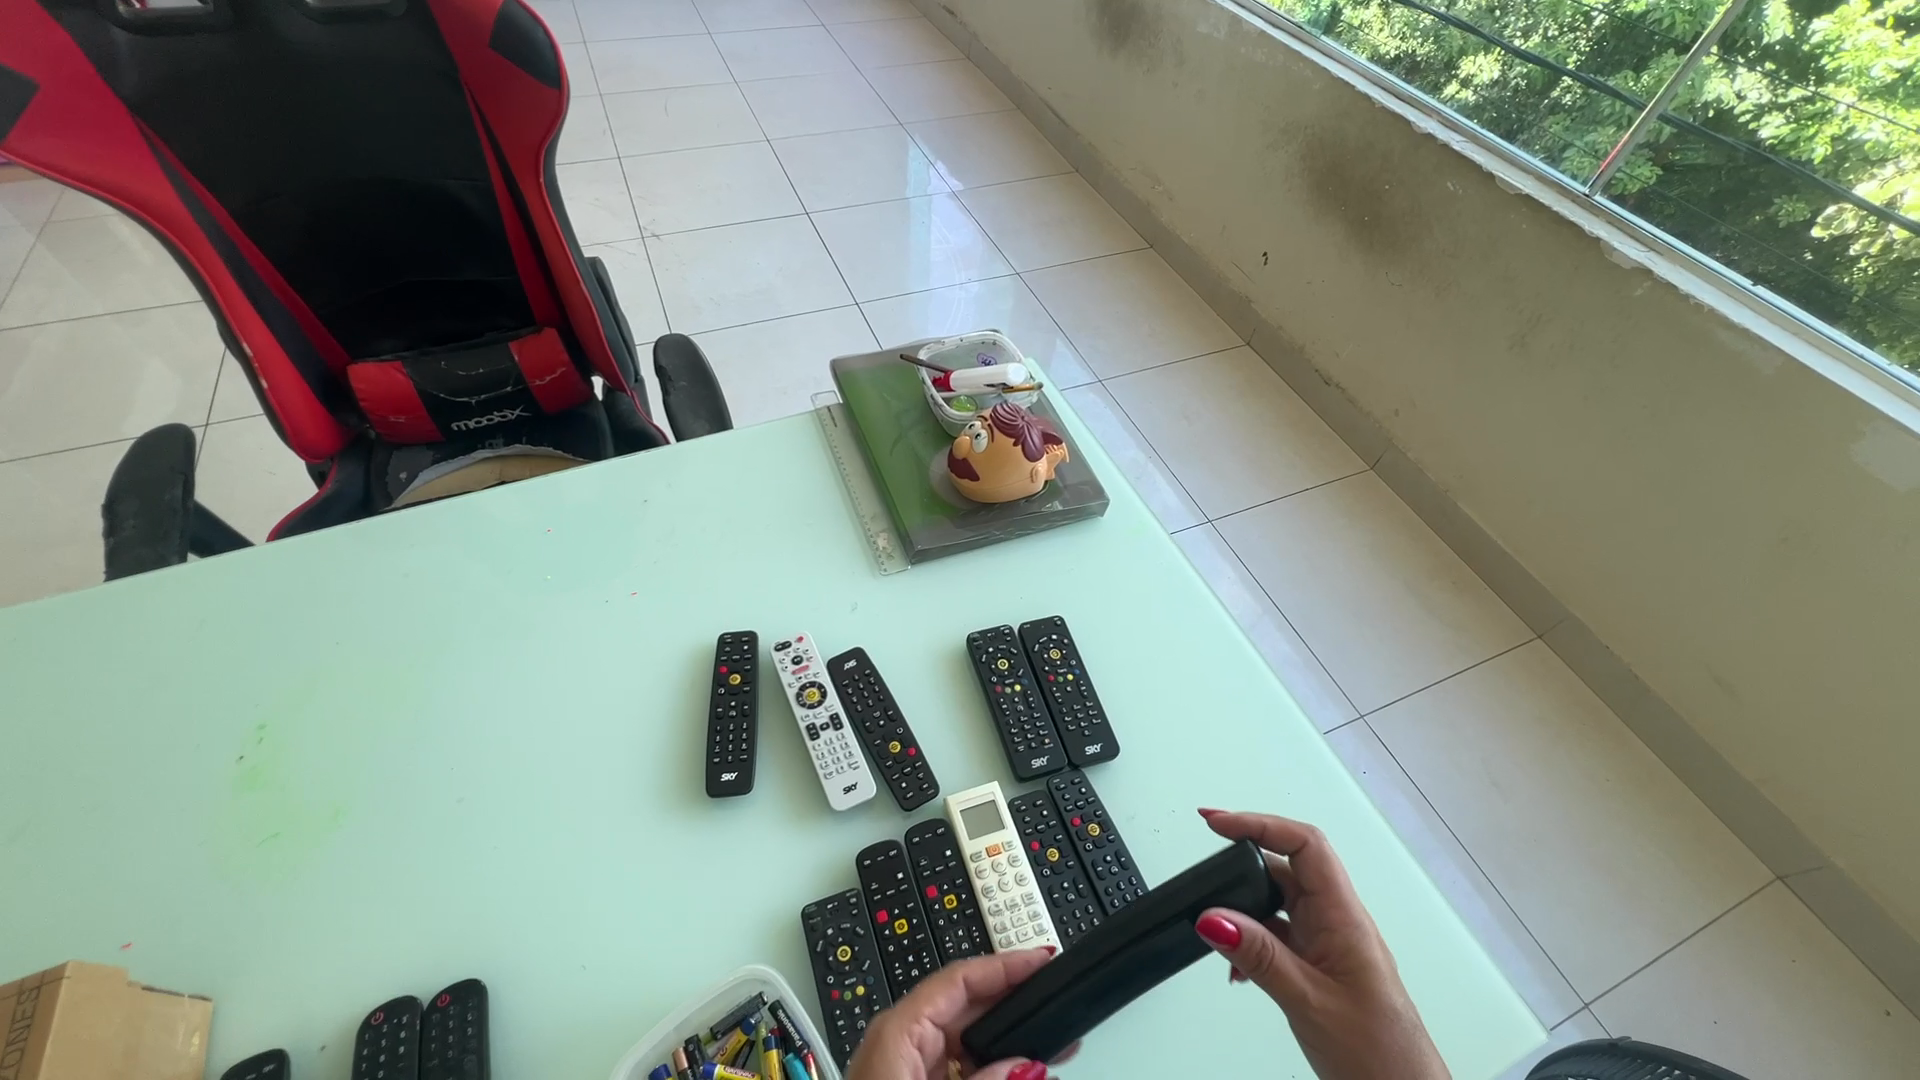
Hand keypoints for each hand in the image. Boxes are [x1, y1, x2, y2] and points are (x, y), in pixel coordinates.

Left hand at [843, 948, 1068, 1079]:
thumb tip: (1026, 1068)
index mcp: (897, 1034)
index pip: (957, 980)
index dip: (1002, 966)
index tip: (1042, 961)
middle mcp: (899, 1044)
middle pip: (964, 1005)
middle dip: (1013, 1003)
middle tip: (1057, 1001)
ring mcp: (905, 1070)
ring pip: (965, 1040)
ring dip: (1008, 1040)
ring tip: (1053, 1045)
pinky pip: (958, 1068)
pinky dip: (991, 1068)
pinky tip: (1020, 1075)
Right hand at [1193, 810, 1449, 1079]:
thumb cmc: (1379, 1055)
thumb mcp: (1308, 1000)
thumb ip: (1258, 956)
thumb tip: (1212, 917)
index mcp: (1344, 916)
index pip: (1304, 844)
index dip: (1260, 824)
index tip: (1218, 824)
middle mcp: (1336, 920)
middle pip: (1285, 865)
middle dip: (1241, 861)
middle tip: (1205, 867)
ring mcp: (1326, 940)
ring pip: (1277, 900)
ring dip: (1243, 909)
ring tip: (1215, 928)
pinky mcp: (1316, 962)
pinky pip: (1276, 932)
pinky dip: (1248, 940)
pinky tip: (1236, 968)